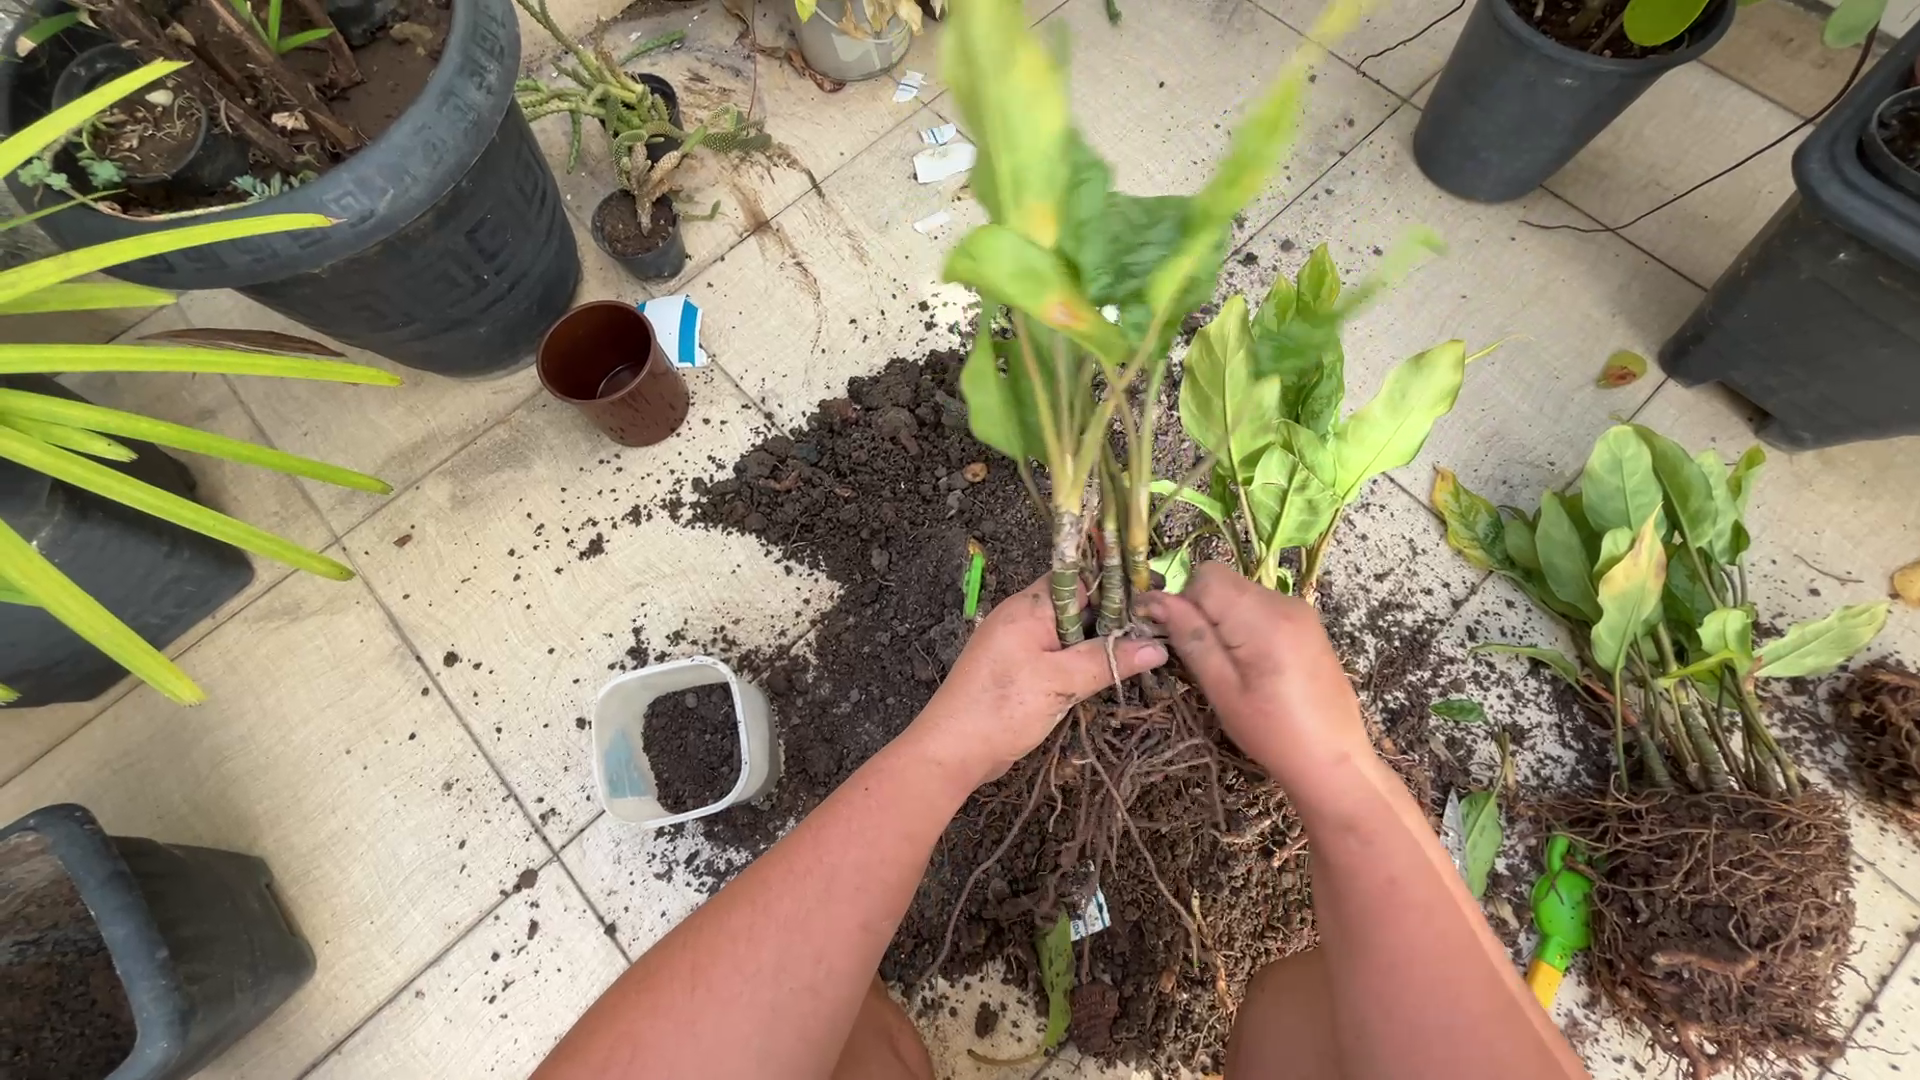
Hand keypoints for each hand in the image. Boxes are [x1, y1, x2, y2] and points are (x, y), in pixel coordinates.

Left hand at [907, 577, 1167, 788]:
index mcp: (1028, 607)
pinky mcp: (1018, 671)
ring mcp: (1018, 645)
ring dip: (1098, 643)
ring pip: (1068, 634)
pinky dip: (1080, 662)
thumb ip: (1108, 660)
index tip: (1152, 598)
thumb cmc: (1003, 707)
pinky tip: (1107, 674)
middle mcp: (1022, 618)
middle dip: (1112, 618)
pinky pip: (1056, 655)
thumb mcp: (1061, 682)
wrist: (952, 751)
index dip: (1114, 586)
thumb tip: (1157, 647)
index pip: (1078, 579)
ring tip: (1144, 652)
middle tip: (1157, 630)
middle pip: (1076, 606)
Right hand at [1136, 563, 1367, 784]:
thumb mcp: (1222, 689)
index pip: (1205, 577)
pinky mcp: (1306, 622)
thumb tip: (1153, 600)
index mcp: (1263, 618)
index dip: (1183, 603)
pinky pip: (1258, 605)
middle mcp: (1284, 602)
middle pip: (1221, 581)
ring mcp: (1300, 610)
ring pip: (1238, 592)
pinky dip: (1243, 623)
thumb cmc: (1273, 733)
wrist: (1335, 761)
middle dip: (1202, 611)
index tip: (1180, 640)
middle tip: (1208, 659)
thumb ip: (1190, 637)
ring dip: (1222, 619)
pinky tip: (1254, 663)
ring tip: (1232, 666)